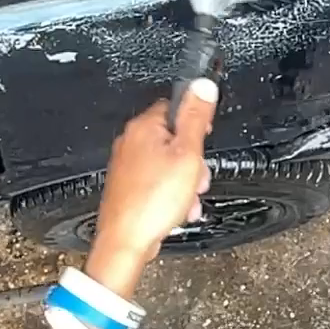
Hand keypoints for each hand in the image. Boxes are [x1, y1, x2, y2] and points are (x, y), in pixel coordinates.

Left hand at [86, 80, 217, 286]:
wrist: (126, 242)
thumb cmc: (152, 201)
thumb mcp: (188, 154)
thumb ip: (196, 118)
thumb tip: (203, 86)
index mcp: (143, 127)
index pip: (176, 106)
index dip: (196, 124)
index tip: (203, 140)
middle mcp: (130, 142)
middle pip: (173, 138)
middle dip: (191, 159)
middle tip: (196, 176)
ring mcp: (126, 165)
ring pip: (167, 163)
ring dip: (184, 180)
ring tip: (187, 198)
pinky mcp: (127, 187)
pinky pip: (156, 182)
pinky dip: (170, 193)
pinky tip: (176, 210)